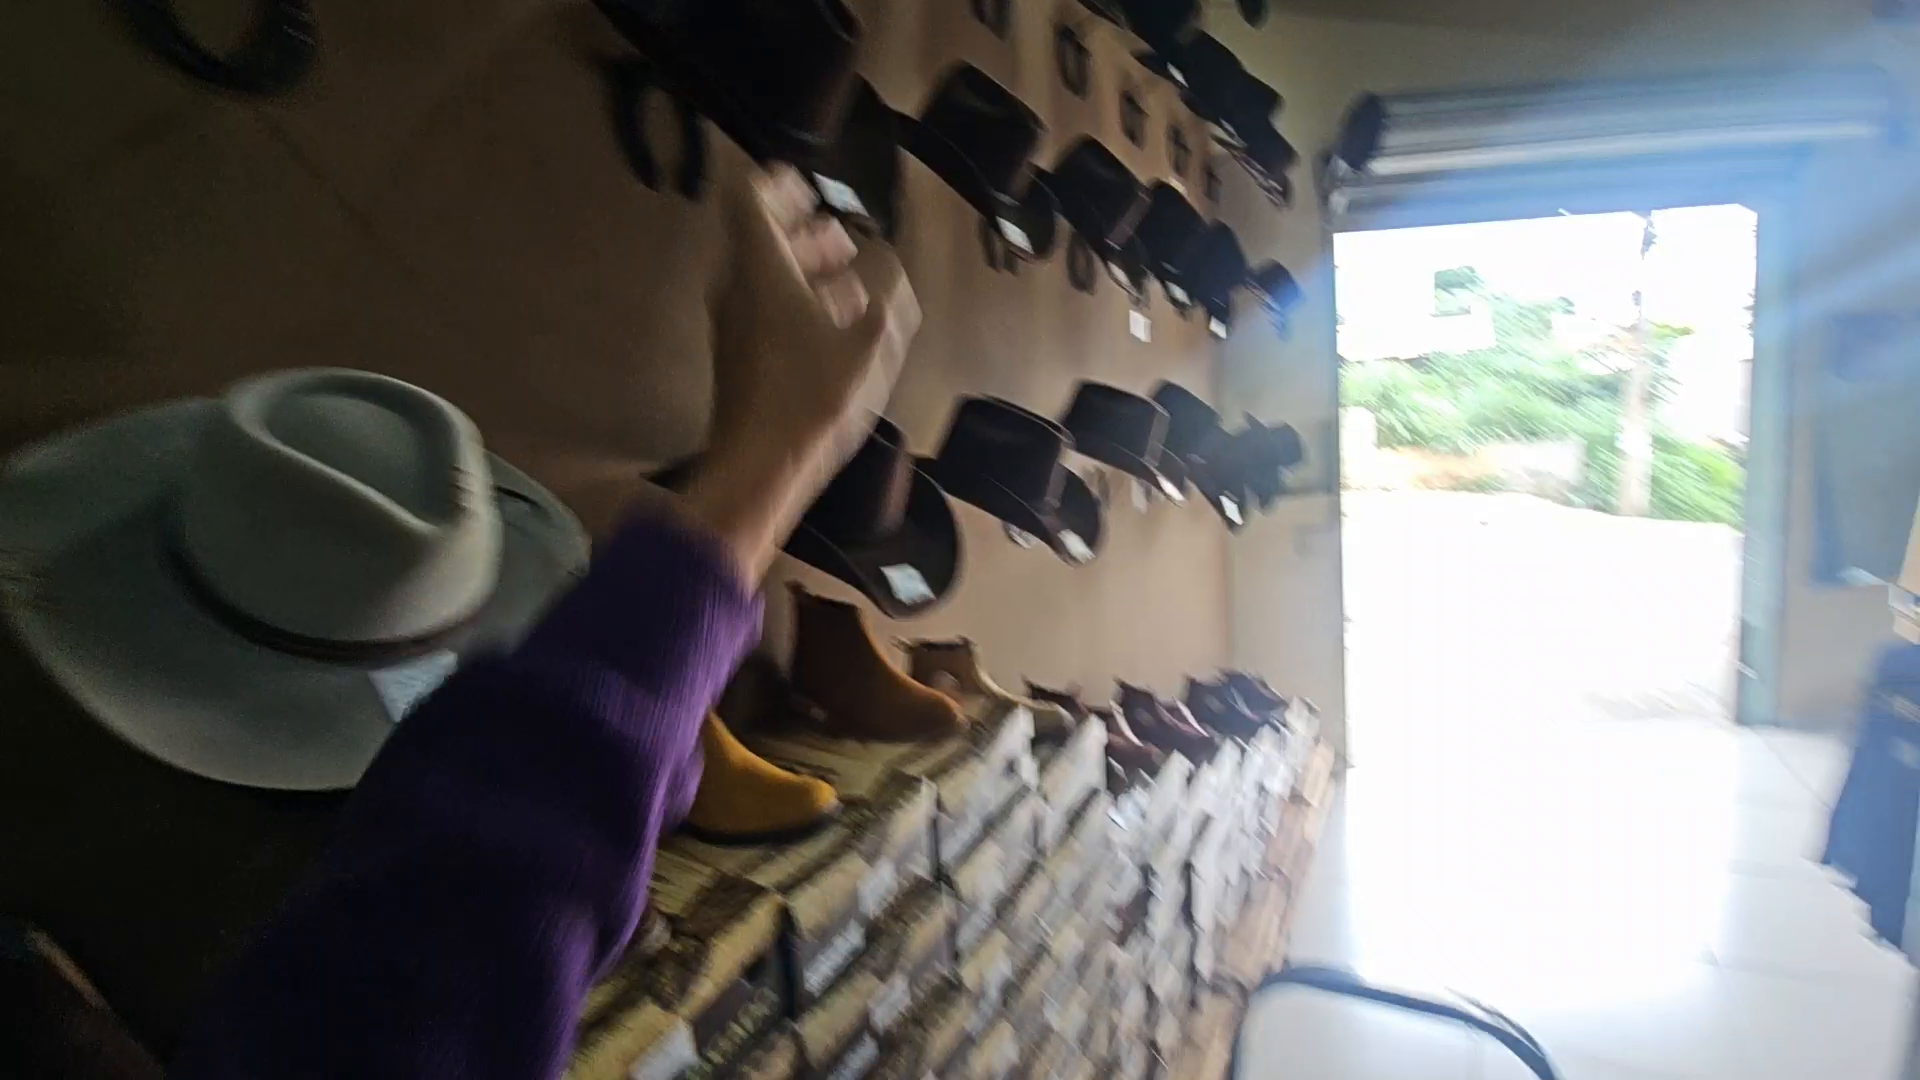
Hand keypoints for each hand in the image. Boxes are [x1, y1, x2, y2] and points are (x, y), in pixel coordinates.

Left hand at [682, 166, 921, 582]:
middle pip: (759, 240)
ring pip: (762, 277)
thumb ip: (884, 302)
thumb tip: (887, 275)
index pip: (750, 200)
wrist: (759, 465)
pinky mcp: (737, 356)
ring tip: (844, 277)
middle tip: (838, 235)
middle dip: (801, 231)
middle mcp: (737, 289)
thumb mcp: (867, 348)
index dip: (777, 185)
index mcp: (763, 272)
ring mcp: (733, 324)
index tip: (805, 183)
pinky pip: (762, 309)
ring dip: (802, 269)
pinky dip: (793, 301)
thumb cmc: (814, 400)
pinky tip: (829, 324)